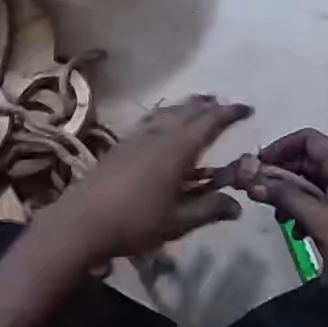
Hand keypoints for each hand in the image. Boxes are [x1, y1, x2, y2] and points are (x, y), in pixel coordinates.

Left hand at [36, 96, 250, 264]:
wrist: (80, 222)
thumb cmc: (134, 222)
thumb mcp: (177, 222)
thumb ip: (209, 209)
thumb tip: (238, 205)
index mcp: (177, 150)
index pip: (210, 123)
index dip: (230, 114)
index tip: (247, 108)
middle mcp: (159, 135)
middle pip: (188, 111)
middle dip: (208, 106)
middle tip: (224, 104)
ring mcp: (137, 137)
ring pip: (167, 113)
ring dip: (186, 107)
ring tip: (198, 105)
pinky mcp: (120, 145)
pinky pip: (151, 121)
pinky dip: (166, 116)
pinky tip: (162, 124)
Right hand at [253, 129, 327, 299]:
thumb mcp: (316, 218)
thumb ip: (284, 196)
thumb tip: (253, 182)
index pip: (308, 139)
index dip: (281, 147)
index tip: (259, 164)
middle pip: (308, 160)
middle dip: (282, 175)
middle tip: (258, 191)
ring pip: (312, 181)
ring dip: (291, 195)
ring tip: (278, 216)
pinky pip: (321, 198)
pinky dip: (305, 208)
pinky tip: (296, 230)